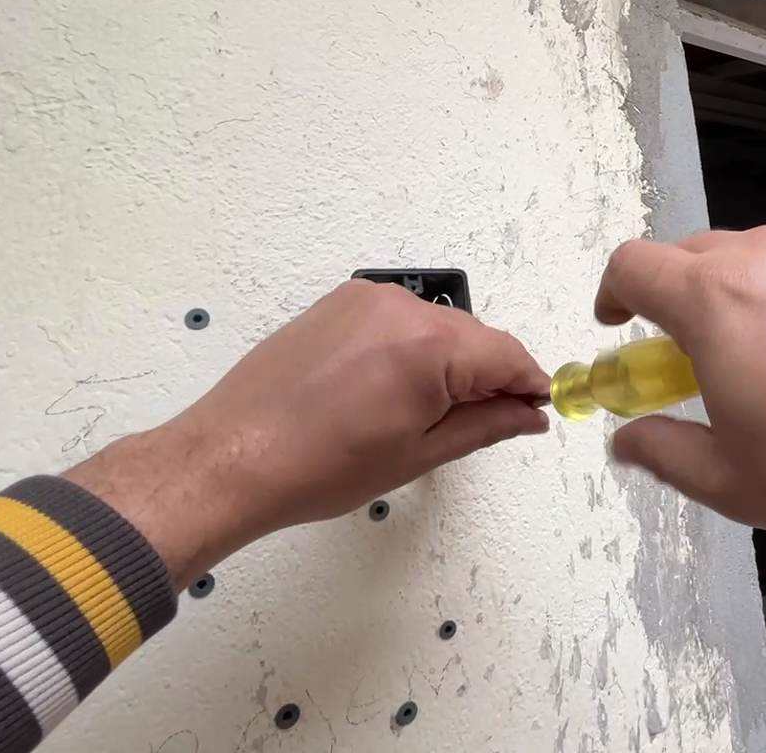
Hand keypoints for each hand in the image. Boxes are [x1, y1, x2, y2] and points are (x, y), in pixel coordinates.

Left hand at [67, 279, 550, 584]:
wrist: (228, 459)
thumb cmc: (316, 467)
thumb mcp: (421, 452)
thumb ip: (489, 424)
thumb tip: (531, 415)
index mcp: (430, 346)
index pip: (508, 355)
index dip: (529, 384)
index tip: (536, 406)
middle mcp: (404, 307)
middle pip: (477, 338)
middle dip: (489, 375)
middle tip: (485, 419)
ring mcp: (371, 298)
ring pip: (442, 325)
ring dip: (451, 360)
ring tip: (426, 409)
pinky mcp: (344, 299)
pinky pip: (404, 317)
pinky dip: (415, 345)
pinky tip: (394, 384)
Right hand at [596, 222, 765, 616]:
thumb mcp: (733, 482)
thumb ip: (663, 452)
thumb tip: (630, 441)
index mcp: (715, 302)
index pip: (632, 265)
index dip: (615, 292)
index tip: (621, 320)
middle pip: (694, 257)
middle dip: (683, 303)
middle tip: (704, 360)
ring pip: (760, 255)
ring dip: (749, 295)